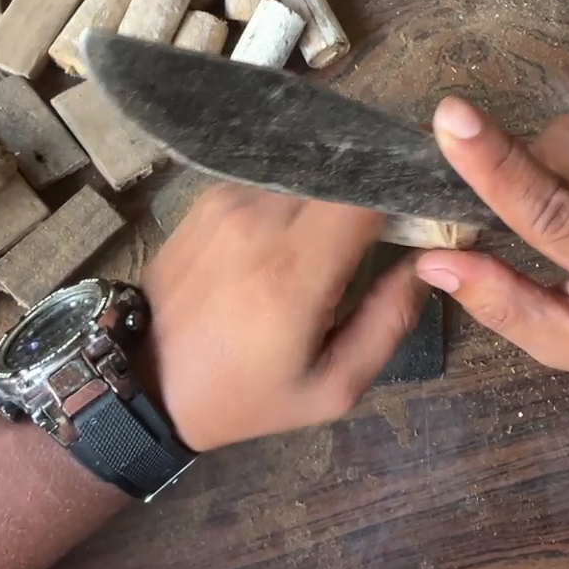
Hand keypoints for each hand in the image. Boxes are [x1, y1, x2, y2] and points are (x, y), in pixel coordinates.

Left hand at [140, 184, 427, 450]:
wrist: (142, 380)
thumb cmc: (244, 394)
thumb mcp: (331, 388)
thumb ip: (389, 322)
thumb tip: (426, 262)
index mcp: (292, 273)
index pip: (363, 194)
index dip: (400, 187)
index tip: (425, 199)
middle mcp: (258, 221)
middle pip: (340, 175)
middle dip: (373, 187)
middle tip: (396, 216)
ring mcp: (229, 200)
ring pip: (310, 174)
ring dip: (335, 193)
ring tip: (345, 228)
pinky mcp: (211, 195)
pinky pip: (277, 179)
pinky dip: (301, 196)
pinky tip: (299, 229)